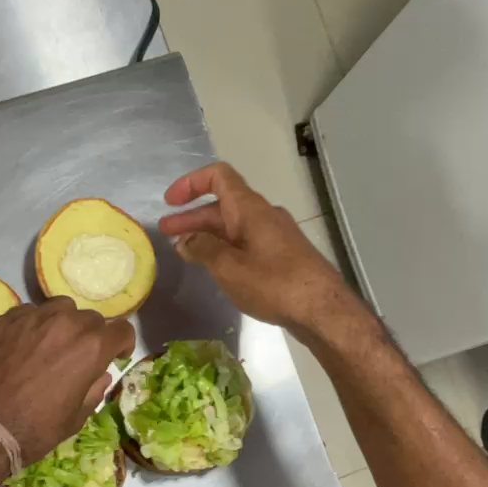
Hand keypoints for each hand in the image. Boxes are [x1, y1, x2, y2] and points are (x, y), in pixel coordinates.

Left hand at [0, 297, 135, 465]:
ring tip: (52, 345)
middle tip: (80, 357)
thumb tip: (100, 376)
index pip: (121, 330)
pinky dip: (34, 325)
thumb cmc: (35, 430)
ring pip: (60, 308)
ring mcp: (32, 317)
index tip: (115, 356)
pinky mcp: (4, 320)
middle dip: (92, 336)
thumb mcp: (76, 418)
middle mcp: (65, 324)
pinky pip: (29, 313)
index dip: (122, 344)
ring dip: (64, 324)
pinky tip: (24, 346)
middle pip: (91, 318)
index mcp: (90, 348)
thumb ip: (94, 390)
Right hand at [159, 163, 361, 337]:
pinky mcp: (281, 257)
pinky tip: (216, 268)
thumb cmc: (274, 284)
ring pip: (234, 227)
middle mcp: (263, 215)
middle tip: (166, 233)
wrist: (321, 309)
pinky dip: (225, 248)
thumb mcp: (229, 268)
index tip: (170, 202)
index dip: (191, 183)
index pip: (219, 177)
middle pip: (223, 206)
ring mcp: (275, 236)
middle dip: (192, 217)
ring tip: (185, 252)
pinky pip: (246, 243)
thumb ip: (204, 250)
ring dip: (208, 235)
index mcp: (250, 209)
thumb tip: (186, 240)